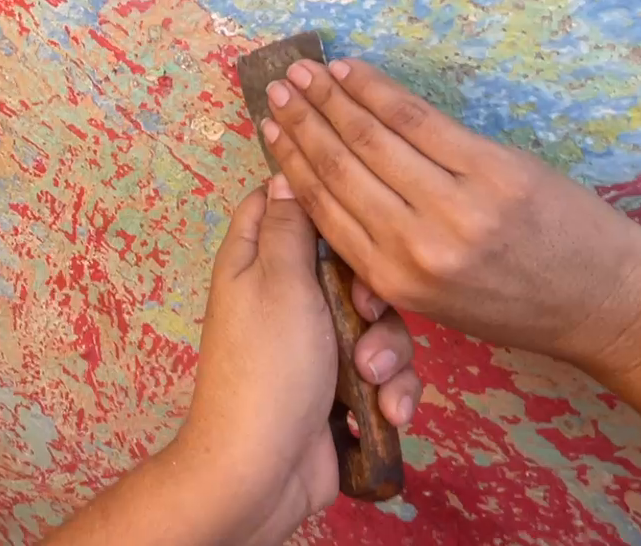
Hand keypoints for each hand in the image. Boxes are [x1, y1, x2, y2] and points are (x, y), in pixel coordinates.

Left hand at [175, 177, 419, 541]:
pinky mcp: (338, 380)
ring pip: (371, 318)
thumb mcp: (280, 282)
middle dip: (370, 293)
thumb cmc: (269, 363)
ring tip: (374, 379)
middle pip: (343, 263)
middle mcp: (279, 290)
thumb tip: (285, 174)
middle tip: (366, 312)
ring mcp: (310, 337)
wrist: (265, 466)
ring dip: (385, 351)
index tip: (359, 217)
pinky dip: (388, 389)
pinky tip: (389, 413)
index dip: (323, 205)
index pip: (284, 204)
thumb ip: (289, 228)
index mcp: (252, 257)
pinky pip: (379, 367)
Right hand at [258, 57, 640, 371]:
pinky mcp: (494, 171)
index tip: (269, 127)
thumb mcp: (430, 300)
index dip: (290, 157)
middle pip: (338, 164)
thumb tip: (315, 189)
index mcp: (391, 279)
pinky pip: (418, 119)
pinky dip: (377, 90)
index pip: (322, 202)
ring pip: (370, 136)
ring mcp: (456, 205)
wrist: (615, 308)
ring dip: (328, 97)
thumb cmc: (514, 304)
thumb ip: (372, 250)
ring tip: (303, 73)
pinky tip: (351, 72)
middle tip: (276, 89)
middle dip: (300, 119)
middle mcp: (414, 243)